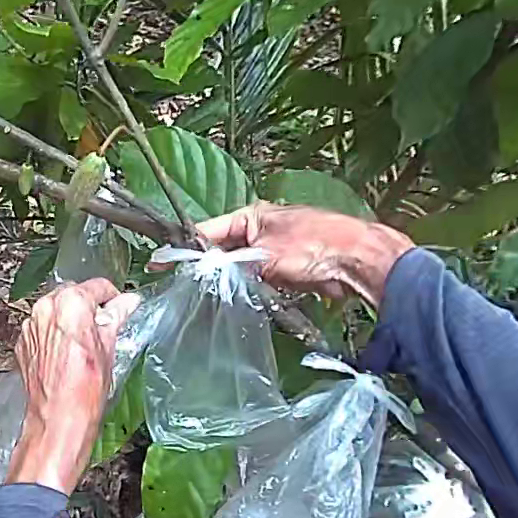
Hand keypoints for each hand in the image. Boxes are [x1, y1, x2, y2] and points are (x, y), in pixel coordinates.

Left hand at [7, 278, 142, 494]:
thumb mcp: (109, 347)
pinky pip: (43, 328)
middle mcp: (45, 308)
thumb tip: (128, 302)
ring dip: (70, 320)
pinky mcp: (23, 342)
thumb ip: (116, 317)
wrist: (57, 419)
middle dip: (89, 307)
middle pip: (74, 294)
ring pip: (56, 310)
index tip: (119, 308)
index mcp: (71, 303)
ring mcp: (31, 325)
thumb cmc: (84, 389)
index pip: (98, 286)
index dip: (113, 298)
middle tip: (104, 328)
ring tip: (85, 346)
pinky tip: (67, 356)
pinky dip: (55, 334)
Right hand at [197, 202, 413, 306]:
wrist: (359, 261)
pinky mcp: (285, 270)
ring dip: (232, 284)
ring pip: (238, 270)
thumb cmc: (313, 247)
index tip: (158, 262)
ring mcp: (272, 249)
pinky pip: (257, 282)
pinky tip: (245, 301)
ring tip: (213, 298)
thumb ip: (230, 264)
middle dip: (208, 269)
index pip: (206, 231)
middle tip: (186, 288)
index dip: (183, 248)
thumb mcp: (264, 255)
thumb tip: (204, 273)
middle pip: (221, 252)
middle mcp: (259, 230)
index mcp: (250, 216)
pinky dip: (252, 291)